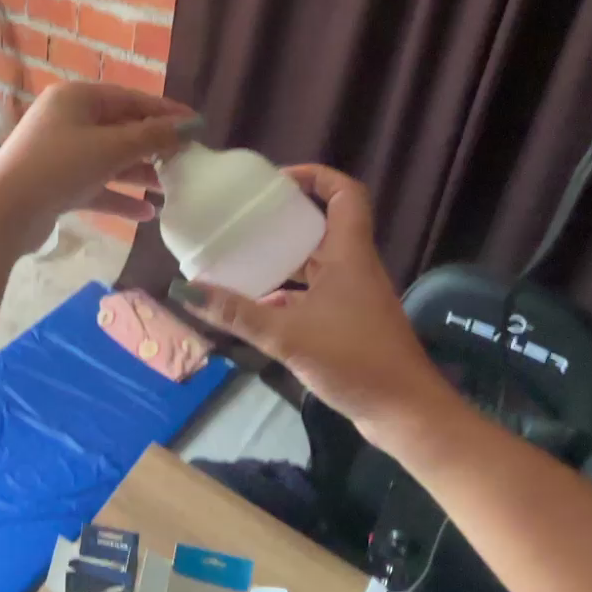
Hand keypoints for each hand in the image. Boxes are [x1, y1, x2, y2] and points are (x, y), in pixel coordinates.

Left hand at [0, 82, 198, 246]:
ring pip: (108, 158)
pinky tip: (146, 213)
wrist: (5, 212)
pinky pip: (95, 185)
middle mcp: (66, 119)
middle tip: (185, 161)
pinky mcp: (55, 183)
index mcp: (76, 98)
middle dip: (153, 146)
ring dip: (138, 173)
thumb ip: (153, 137)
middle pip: (120, 128)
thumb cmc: (60, 167)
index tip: (197, 126)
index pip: (130, 98)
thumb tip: (190, 126)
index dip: (165, 112)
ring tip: (169, 189)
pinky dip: (118, 196)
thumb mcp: (111, 148)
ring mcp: (59, 152)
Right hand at [167, 164, 459, 438]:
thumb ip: (236, 313)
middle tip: (244, 217)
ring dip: (282, 257)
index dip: (315, 176)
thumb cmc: (355, 360)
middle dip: (285, 217)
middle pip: (322, 224)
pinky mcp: (349, 321)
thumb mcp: (287, 335)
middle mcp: (353, 266)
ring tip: (240, 255)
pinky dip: (285, 292)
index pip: (345, 193)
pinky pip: (313, 291)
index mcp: (348, 254)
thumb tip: (184, 291)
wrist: (406, 415)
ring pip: (314, 260)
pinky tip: (254, 306)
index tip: (276, 181)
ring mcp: (353, 294)